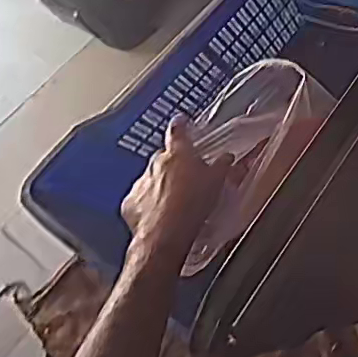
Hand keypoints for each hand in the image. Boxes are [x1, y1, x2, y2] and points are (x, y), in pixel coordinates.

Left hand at [121, 114, 236, 254]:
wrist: (166, 235)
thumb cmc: (193, 205)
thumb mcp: (217, 181)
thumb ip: (222, 165)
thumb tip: (227, 158)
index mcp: (178, 154)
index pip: (177, 131)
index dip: (180, 125)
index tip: (181, 121)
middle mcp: (156, 164)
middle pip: (164, 157)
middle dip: (173, 164)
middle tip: (187, 176)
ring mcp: (141, 183)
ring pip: (151, 178)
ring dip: (161, 185)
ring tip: (175, 201)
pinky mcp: (130, 203)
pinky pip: (140, 199)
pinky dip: (148, 204)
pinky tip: (160, 214)